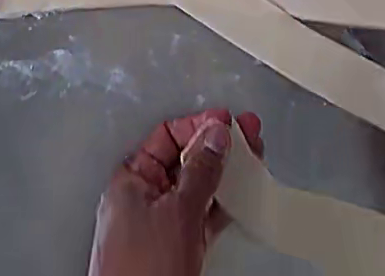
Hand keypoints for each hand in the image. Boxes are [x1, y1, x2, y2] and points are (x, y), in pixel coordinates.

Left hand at [88, 109, 264, 275]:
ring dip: (225, 173)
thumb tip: (216, 135)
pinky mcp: (177, 248)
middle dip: (218, 146)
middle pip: (186, 158)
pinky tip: (242, 196)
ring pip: (198, 186)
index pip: (167, 136)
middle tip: (248, 135)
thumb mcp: (177, 212)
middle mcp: (144, 198)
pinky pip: (203, 214)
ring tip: (252, 160)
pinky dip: (223, 203)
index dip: (198, 125)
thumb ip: (200, 170)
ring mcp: (161, 224)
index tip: (227, 122)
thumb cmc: (141, 273)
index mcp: (132, 181)